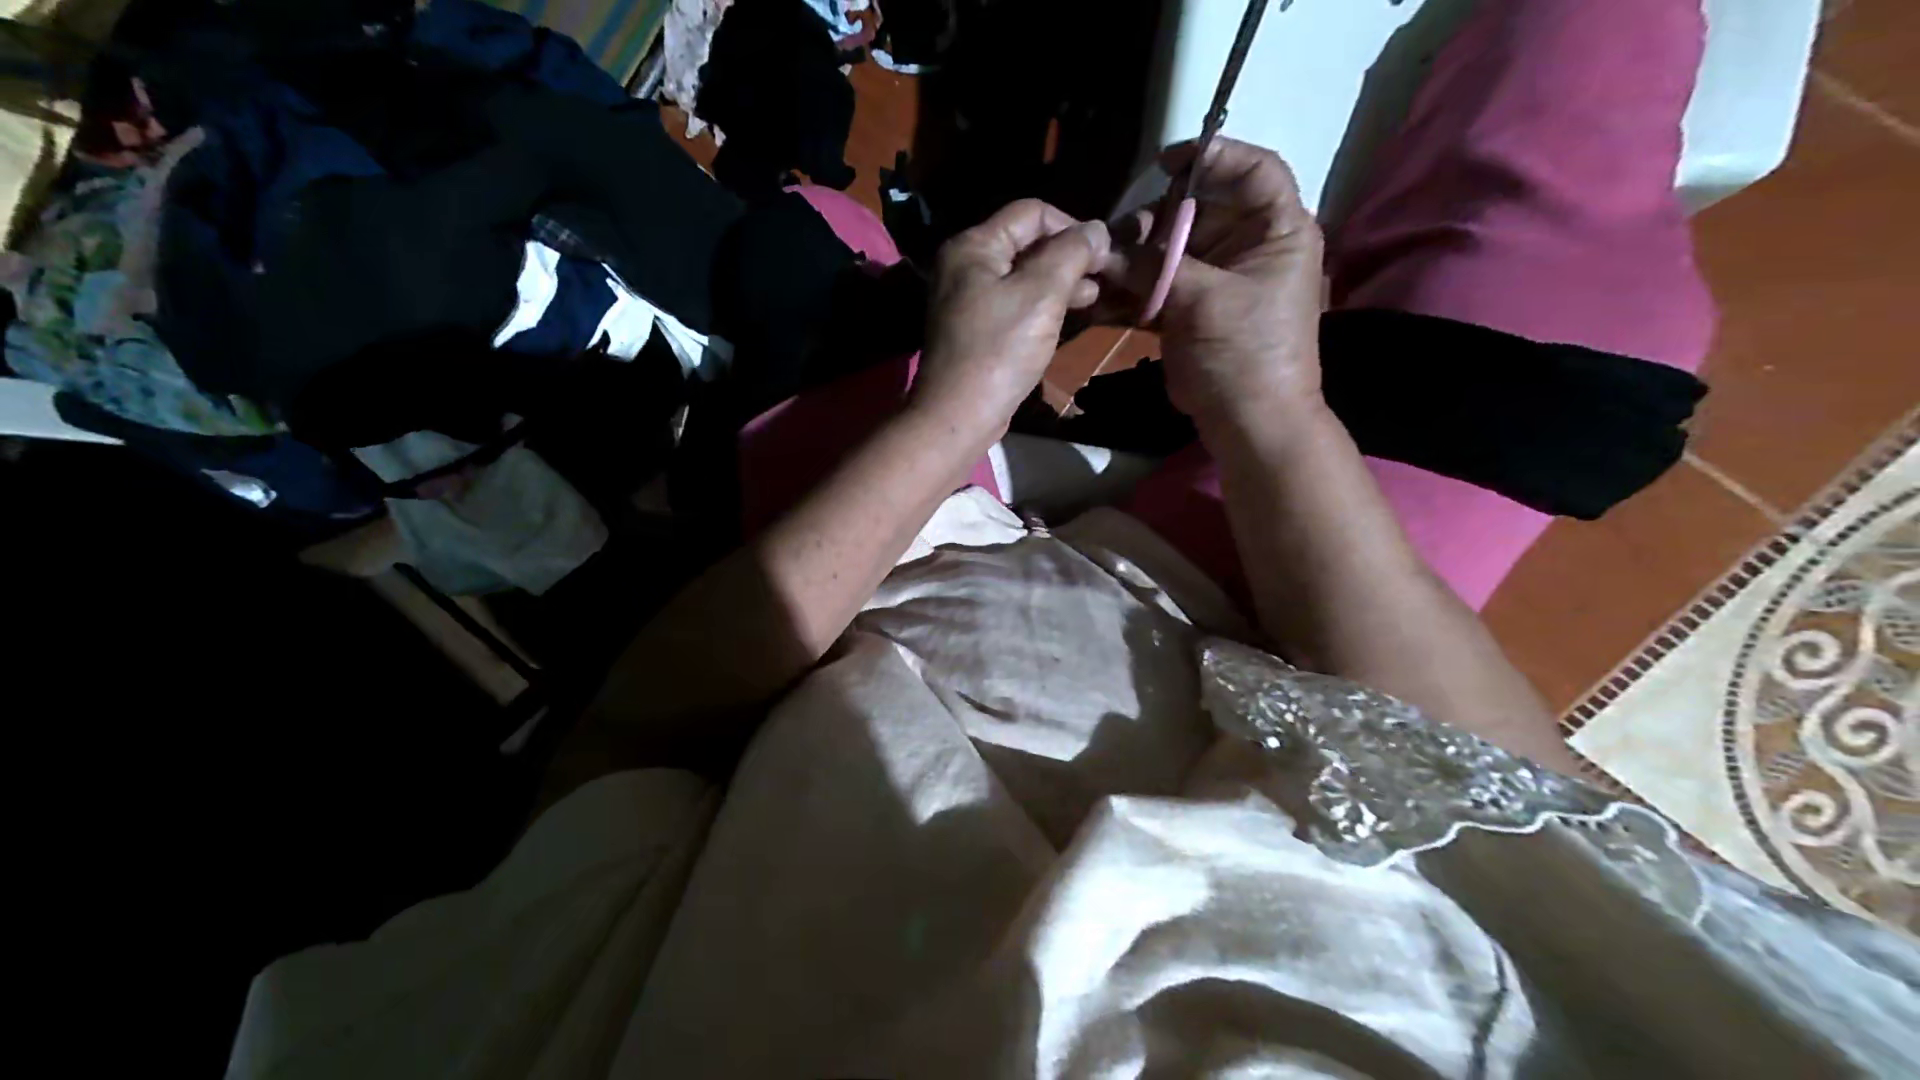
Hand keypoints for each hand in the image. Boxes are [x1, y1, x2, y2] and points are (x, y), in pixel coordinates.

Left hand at [915, 200, 1110, 437]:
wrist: (960, 414)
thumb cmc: (1000, 350)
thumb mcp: (1041, 293)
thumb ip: (1071, 253)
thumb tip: (1096, 229)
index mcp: (974, 246)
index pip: (1032, 213)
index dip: (1072, 227)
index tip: (1103, 255)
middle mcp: (966, 266)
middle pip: (1028, 244)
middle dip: (1069, 256)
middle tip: (1105, 278)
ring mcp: (969, 299)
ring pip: (1025, 276)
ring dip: (1061, 282)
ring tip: (1094, 297)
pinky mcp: (978, 329)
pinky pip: (1016, 304)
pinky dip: (1043, 305)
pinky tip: (1069, 315)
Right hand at [1107, 139, 1325, 430]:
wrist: (1246, 421)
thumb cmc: (1246, 353)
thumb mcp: (1207, 300)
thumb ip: (1156, 267)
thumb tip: (1105, 248)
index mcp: (1276, 231)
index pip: (1254, 170)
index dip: (1213, 156)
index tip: (1165, 163)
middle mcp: (1247, 247)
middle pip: (1198, 211)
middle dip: (1155, 220)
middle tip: (1117, 236)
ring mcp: (1216, 280)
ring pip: (1171, 251)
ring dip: (1135, 259)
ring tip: (1103, 268)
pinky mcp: (1191, 309)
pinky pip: (1157, 287)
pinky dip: (1132, 291)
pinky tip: (1102, 293)